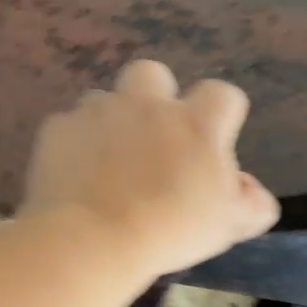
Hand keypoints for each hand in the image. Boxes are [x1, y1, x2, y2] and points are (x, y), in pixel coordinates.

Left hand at [20, 59, 278, 278]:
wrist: (92, 235)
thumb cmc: (171, 230)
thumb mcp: (232, 223)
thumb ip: (250, 198)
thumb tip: (241, 182)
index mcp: (194, 124)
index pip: (221, 93)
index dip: (221, 111)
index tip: (213, 136)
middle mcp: (142, 106)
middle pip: (151, 72)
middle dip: (154, 92)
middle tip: (153, 132)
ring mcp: (94, 112)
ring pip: (102, 98)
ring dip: (109, 119)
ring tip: (108, 156)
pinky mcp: (57, 125)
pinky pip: (68, 123)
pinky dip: (74, 140)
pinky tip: (76, 168)